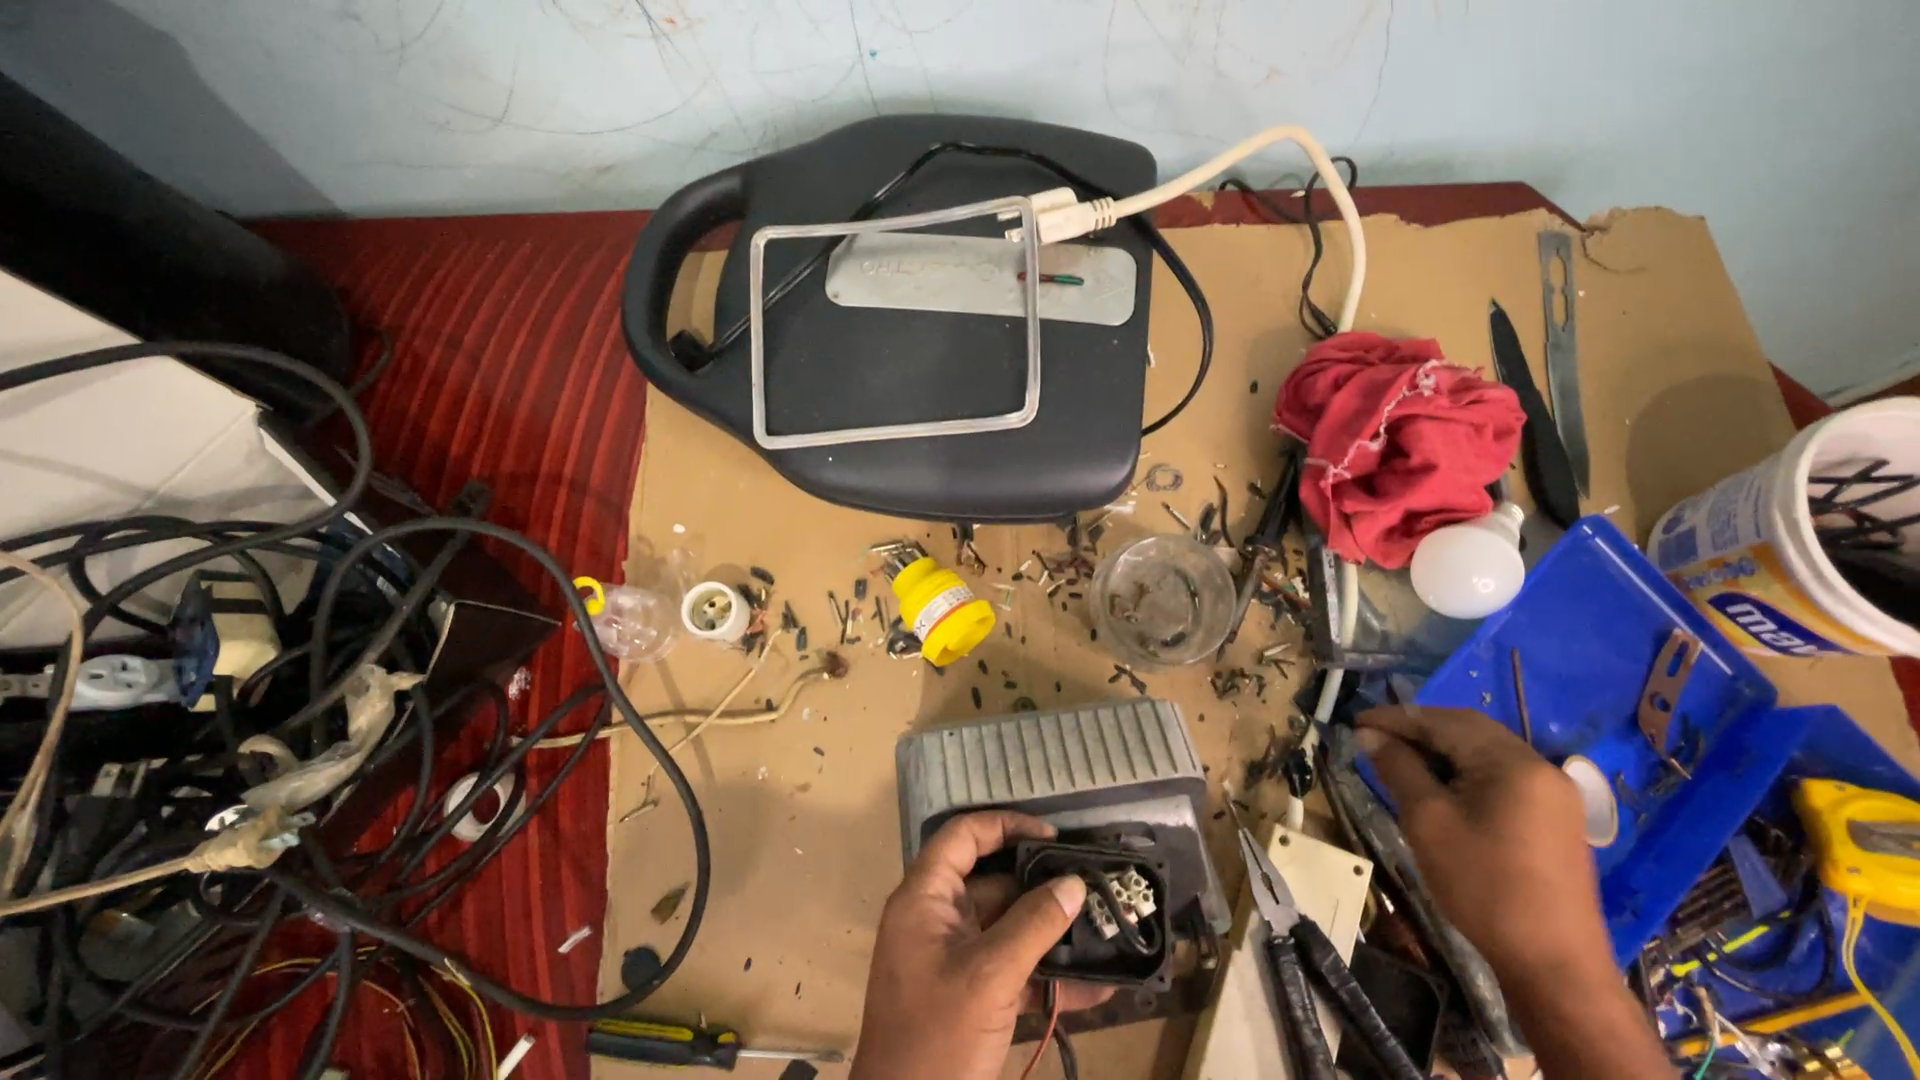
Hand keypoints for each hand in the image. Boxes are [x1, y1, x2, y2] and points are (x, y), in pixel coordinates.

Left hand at [850, 811, 1110, 1079]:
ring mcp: (955, 960)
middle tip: (1093, 885)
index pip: (963, 837)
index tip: (1054, 837)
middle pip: (993, 883)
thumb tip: (1074, 883)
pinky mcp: (973, 996)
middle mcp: (938, 920)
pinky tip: (1100, 987)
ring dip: (1054, 934)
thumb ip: (1033, 925)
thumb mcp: (989, 976)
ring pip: (1009, 928)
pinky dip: (1050, 978)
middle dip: (1043, 885)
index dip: (1005, 826)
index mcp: (925, 900)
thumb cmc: (937, 1037)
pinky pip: (1015, 971)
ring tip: (1107, 931)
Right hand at [1354, 706, 1613, 984]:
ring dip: (1441, 749)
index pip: (1444, 721)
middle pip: (1470, 730)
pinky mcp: (1555, 817)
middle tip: (1374, 737)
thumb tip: (1370, 734)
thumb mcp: (1428, 822)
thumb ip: (1399, 769)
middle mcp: (1540, 766)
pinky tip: (1439, 787)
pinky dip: (1465, 771)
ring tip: (1399, 760)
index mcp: (1512, 762)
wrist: (1554, 962)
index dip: (1396, 718)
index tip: (1355, 722)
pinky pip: (1502, 776)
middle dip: (1419, 729)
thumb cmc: (1483, 886)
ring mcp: (1554, 793)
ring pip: (1486, 752)